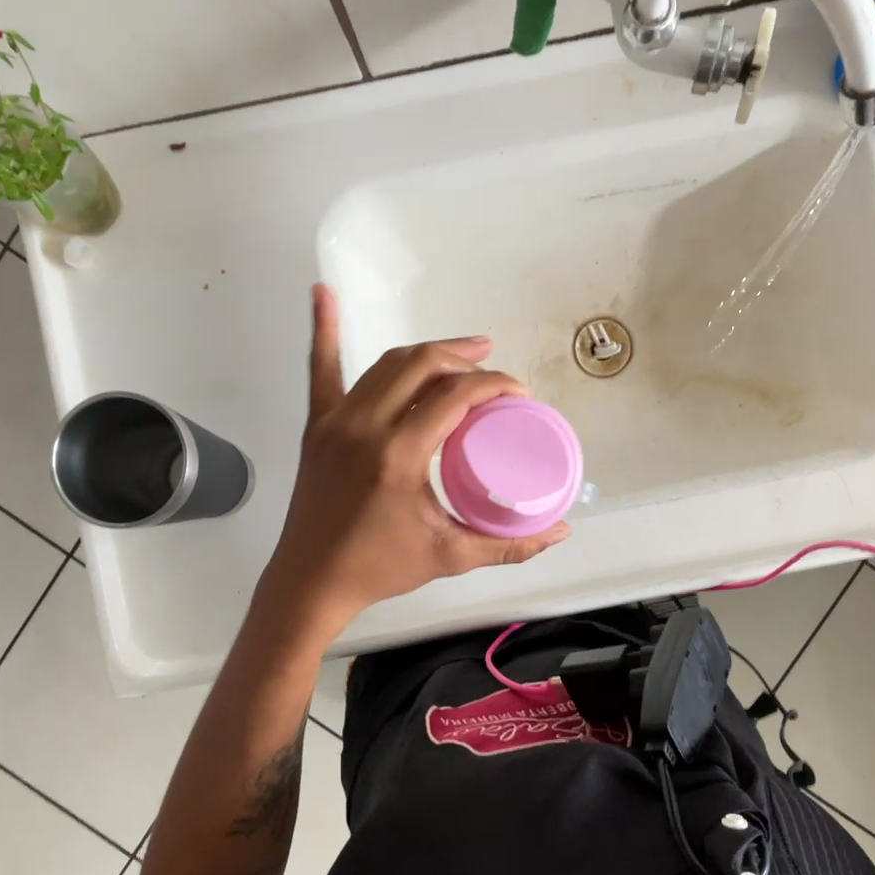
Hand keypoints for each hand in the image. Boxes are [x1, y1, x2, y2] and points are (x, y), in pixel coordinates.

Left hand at [258, 285, 569, 633]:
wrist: (313, 581)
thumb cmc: (381, 568)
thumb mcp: (451, 557)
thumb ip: (510, 545)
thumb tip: (561, 531)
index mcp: (399, 454)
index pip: (455, 396)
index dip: (495, 385)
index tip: (519, 394)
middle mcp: (366, 426)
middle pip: (424, 365)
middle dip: (466, 359)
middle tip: (494, 369)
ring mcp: (336, 421)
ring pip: (387, 363)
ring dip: (427, 351)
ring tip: (462, 353)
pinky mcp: (318, 425)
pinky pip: (321, 369)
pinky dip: (324, 329)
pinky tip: (323, 293)